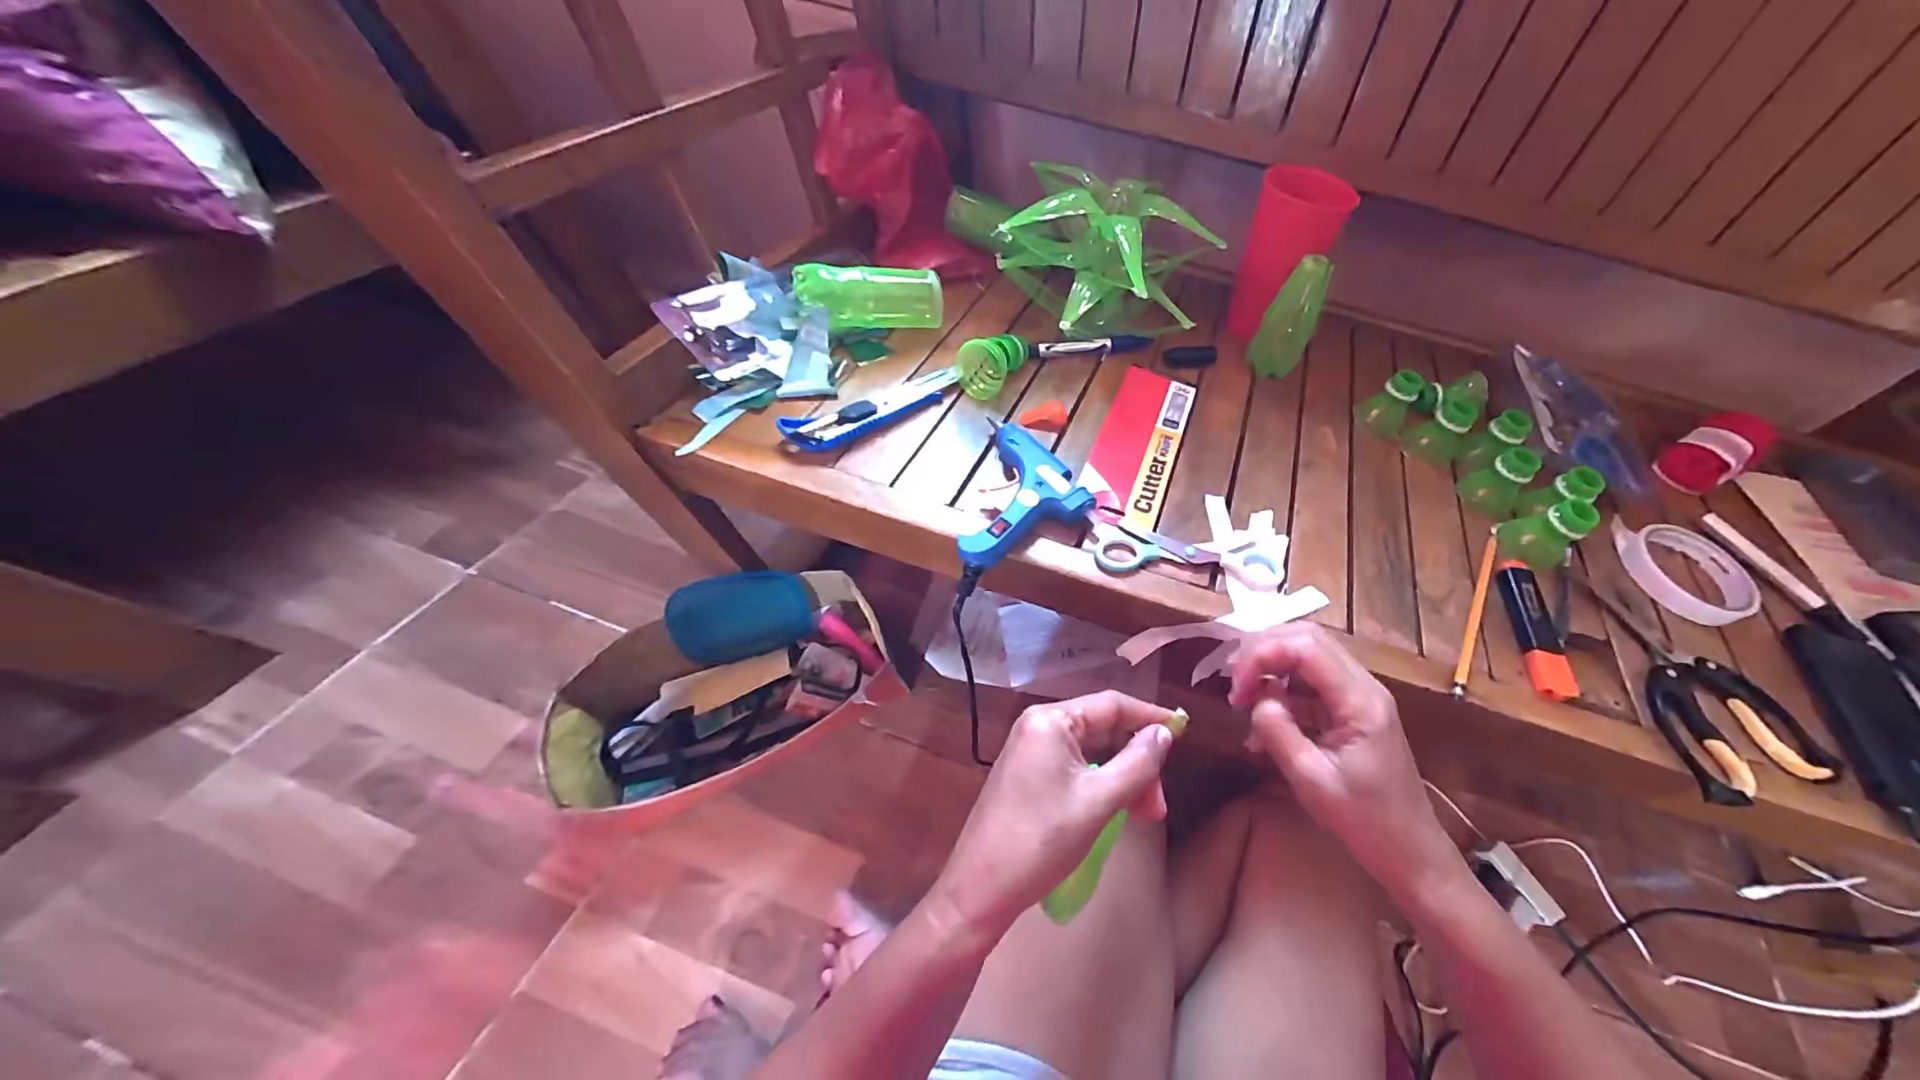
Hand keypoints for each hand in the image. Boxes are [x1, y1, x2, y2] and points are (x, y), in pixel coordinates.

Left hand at [926, 691, 1176, 943]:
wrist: (981, 885)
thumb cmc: (1041, 839)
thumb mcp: (1098, 801)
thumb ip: (1137, 763)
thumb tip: (1164, 734)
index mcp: (1050, 720)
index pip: (1111, 705)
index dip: (1150, 716)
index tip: (1185, 734)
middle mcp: (1038, 726)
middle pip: (1103, 729)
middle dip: (1137, 761)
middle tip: (1158, 805)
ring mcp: (1030, 750)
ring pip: (1092, 751)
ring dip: (1122, 777)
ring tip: (1145, 814)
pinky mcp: (1028, 774)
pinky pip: (1075, 767)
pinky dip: (1101, 785)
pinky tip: (1117, 809)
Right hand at [1228, 624, 1460, 896]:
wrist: (1410, 852)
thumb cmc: (1364, 820)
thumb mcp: (1311, 779)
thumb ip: (1277, 731)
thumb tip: (1254, 700)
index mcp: (1359, 700)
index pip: (1304, 646)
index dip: (1260, 656)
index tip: (1235, 691)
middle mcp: (1363, 686)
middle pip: (1306, 637)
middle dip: (1261, 651)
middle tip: (1235, 685)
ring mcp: (1358, 695)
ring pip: (1306, 653)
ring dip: (1269, 666)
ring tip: (1244, 698)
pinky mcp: (1349, 708)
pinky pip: (1309, 680)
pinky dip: (1280, 688)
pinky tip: (1264, 717)